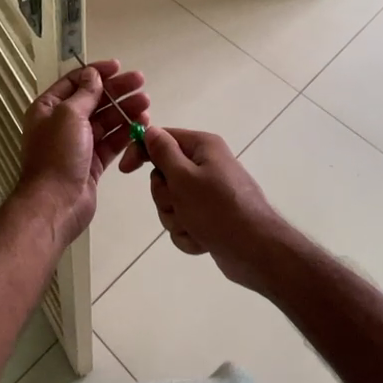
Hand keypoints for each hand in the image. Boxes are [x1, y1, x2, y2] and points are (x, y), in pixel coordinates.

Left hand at [16, 60, 148, 244]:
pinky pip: (111, 142)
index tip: (118, 67)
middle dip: (116, 91)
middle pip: (93, 100)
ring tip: (146, 103)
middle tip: (141, 83)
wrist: (56, 203)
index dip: (96, 72)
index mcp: (48, 108)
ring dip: (124, 110)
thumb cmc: (57, 154)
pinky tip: (142, 124)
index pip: (74, 82)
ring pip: (105, 121)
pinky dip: (125, 132)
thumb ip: (85, 94)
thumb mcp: (69, 115)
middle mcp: (62, 123)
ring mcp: (78, 144)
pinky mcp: (92, 162)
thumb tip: (93, 75)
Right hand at [134, 125, 294, 289]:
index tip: (126, 170)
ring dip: (176, 218)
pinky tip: (202, 241)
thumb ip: (163, 153)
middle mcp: (206, 165)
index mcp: (203, 147)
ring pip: (171, 202)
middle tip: (179, 205)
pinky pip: (184, 222)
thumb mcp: (184, 178)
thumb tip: (149, 129)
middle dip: (166, 197)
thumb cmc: (218, 210)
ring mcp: (208, 193)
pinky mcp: (210, 218)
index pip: (162, 138)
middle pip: (164, 175)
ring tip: (194, 227)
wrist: (256, 253)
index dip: (141, 151)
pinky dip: (188, 234)